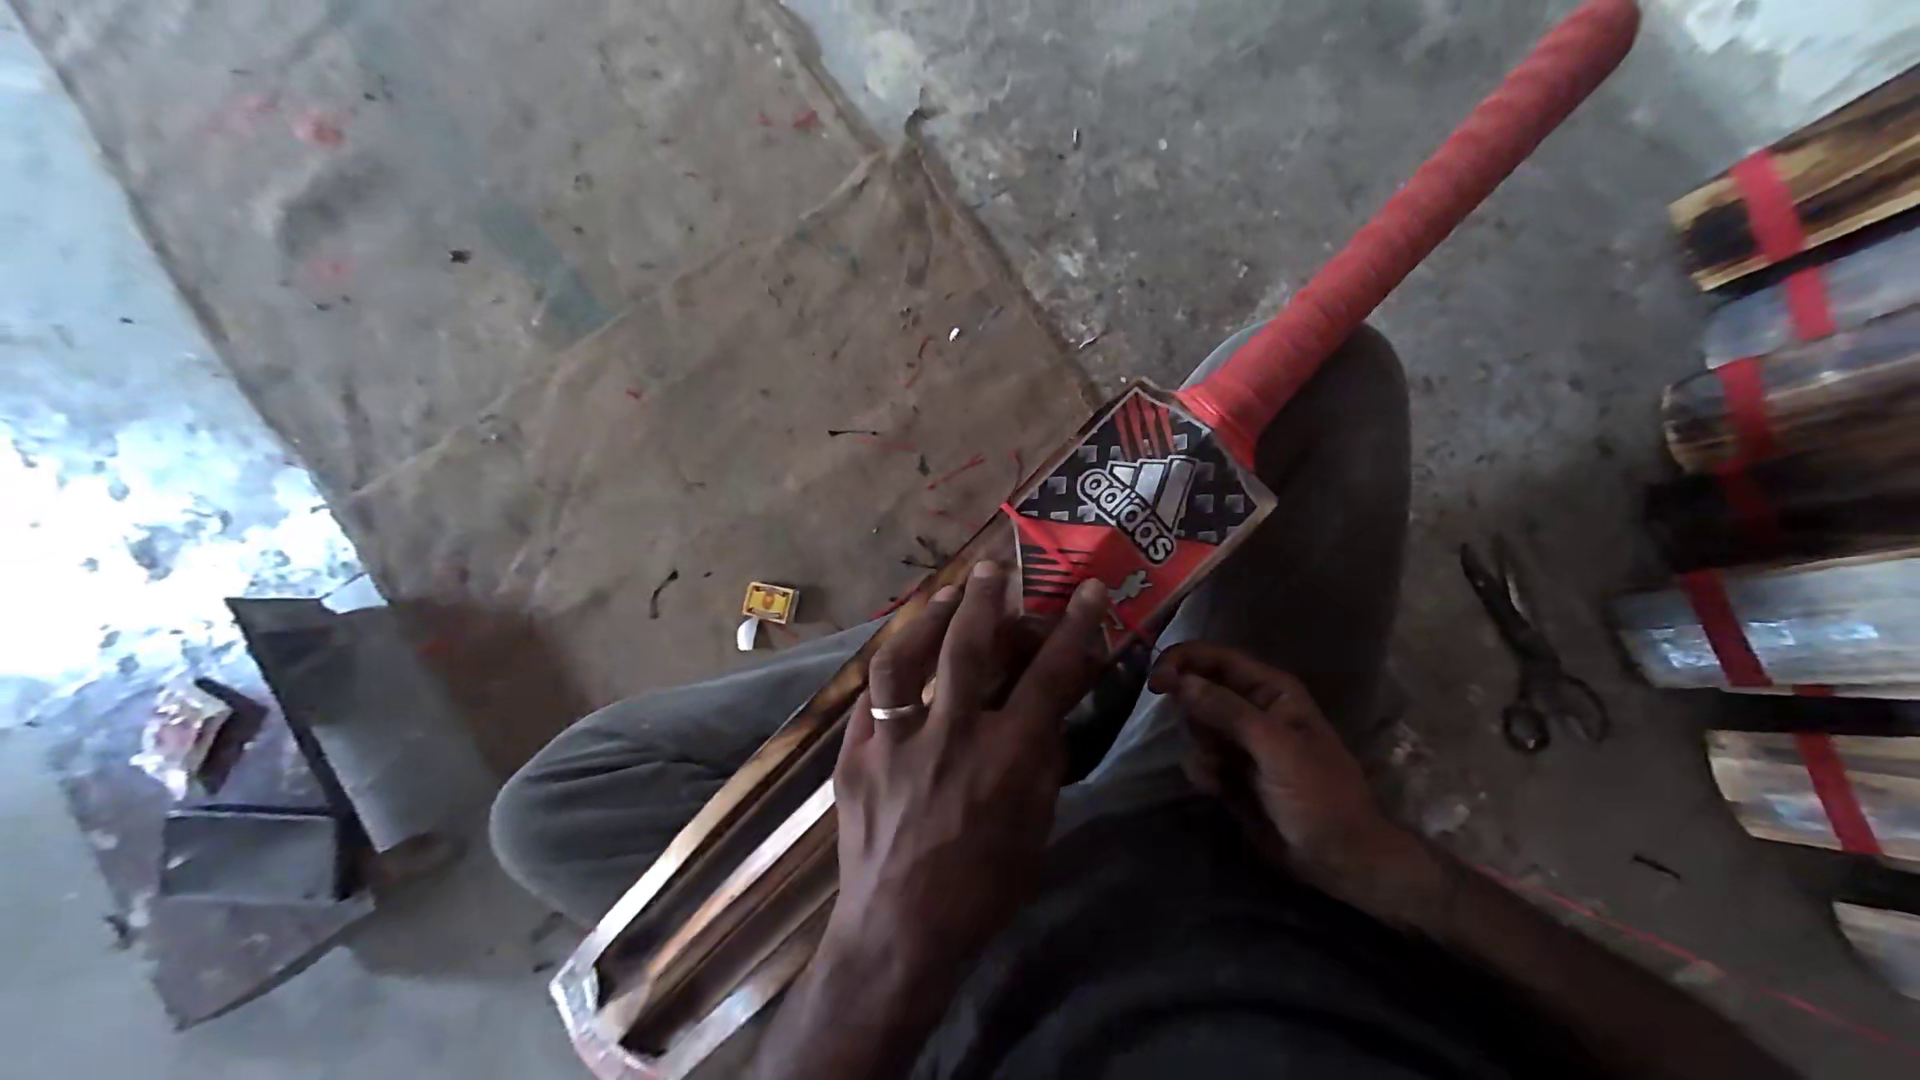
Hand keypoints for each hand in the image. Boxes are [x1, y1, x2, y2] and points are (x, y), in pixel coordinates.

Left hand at [829, 561, 1108, 979]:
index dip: (1074, 628)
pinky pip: (869, 699)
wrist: (900, 931)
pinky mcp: (855, 757)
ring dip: (926, 619)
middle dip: (984, 599)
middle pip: (968, 648)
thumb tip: (1047, 712)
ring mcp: (895, 745)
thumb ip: (1044, 762)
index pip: (1050, 677)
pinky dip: (889, 671)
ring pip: (905, 661)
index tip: (1086, 591)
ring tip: (942, 596)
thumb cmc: (982, 888)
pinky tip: (899, 657)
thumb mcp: (1035, 828)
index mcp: (1006, 759)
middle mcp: (951, 739)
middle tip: (992, 568)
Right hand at [1149, 642, 1438, 917]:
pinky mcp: (1229, 771)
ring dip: (1198, 745)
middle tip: (1186, 726)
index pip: (1217, 658)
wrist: (1340, 860)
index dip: (1183, 660)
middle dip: (1187, 707)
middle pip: (1199, 687)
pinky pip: (1198, 758)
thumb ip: (1228, 711)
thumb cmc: (1320, 795)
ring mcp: (1240, 741)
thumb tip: (1179, 681)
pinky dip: (1202, 771)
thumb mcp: (1277, 747)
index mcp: (1271, 690)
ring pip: (1194, 724)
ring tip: (1219, 769)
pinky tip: (1219, 789)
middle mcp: (1252, 708)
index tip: (1155, 681)